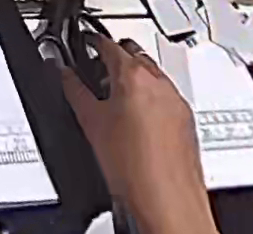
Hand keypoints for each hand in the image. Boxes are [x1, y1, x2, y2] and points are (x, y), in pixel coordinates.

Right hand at [62, 35, 214, 233]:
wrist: (169, 209)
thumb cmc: (135, 172)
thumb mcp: (91, 123)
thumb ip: (74, 89)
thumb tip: (65, 74)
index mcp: (133, 75)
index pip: (108, 44)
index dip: (91, 43)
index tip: (84, 47)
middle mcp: (159, 82)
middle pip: (132, 53)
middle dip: (115, 58)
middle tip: (98, 73)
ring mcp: (176, 102)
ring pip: (151, 74)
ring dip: (134, 78)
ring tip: (117, 101)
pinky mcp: (187, 121)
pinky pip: (166, 95)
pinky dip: (151, 98)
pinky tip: (138, 122)